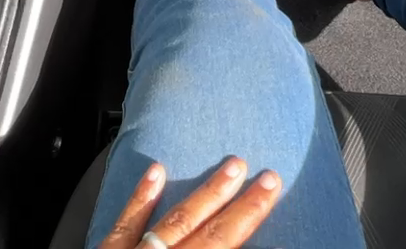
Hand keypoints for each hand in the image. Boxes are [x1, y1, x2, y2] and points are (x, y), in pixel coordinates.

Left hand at [97, 158, 280, 248]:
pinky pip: (126, 224)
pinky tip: (157, 171)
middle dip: (244, 210)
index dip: (254, 239)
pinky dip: (142, 198)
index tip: (278, 223)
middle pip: (212, 238)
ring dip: (208, 193)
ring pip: (178, 222)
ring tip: (234, 165)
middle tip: (270, 179)